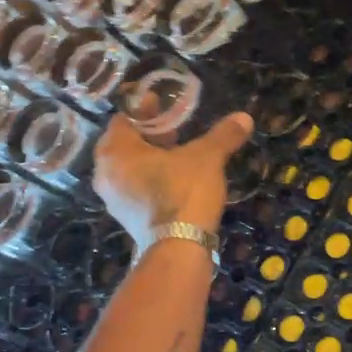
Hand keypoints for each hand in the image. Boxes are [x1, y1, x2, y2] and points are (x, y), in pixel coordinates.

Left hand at [92, 111, 253, 241]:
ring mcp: (114, 199)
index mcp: (115, 150)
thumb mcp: (207, 158)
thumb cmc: (184, 193)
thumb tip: (245, 117)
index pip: (124, 118)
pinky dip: (151, 181)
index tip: (163, 104)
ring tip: (178, 155)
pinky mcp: (127, 219)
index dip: (145, 109)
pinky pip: (135, 189)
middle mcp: (106, 173)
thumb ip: (223, 136)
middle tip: (174, 130)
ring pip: (130, 168)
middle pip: (125, 144)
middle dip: (149, 135)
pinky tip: (175, 181)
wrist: (179, 247)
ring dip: (150, 159)